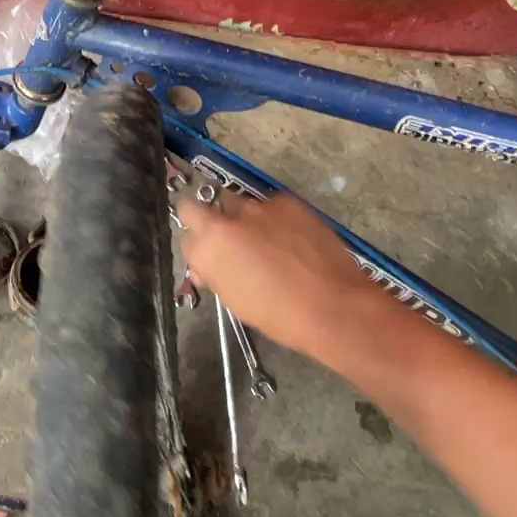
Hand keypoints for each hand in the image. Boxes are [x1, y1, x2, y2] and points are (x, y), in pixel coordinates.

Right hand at [178, 193, 408, 361]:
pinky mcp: (286, 201)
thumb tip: (209, 264)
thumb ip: (215, 272)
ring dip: (243, 219)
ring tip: (266, 242)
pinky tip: (291, 238)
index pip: (185, 235)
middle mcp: (226, 220)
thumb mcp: (233, 299)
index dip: (197, 244)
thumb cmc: (278, 314)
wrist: (332, 304)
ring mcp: (258, 207)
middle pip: (200, 207)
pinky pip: (270, 206)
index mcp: (208, 248)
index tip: (208, 254)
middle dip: (207, 220)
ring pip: (237, 205)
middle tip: (227, 239)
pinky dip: (274, 218)